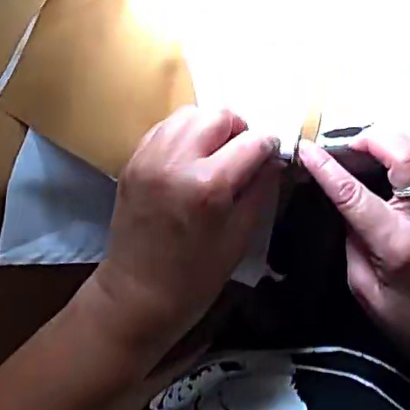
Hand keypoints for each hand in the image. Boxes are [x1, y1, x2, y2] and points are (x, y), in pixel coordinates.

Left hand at [81, 106, 281, 363]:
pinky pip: (165, 127)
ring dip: (210, 126)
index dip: (269, 145)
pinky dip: (184, 133)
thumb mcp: (240, 237)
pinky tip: (191, 157)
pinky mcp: (133, 161)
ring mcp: (150, 158)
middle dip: (239, 130)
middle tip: (243, 154)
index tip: (273, 154)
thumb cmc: (195, 277)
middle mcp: (176, 162)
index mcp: (208, 186)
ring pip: (190, 113)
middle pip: (218, 116)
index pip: (252, 142)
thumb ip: (260, 189)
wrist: (136, 296)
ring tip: (216, 153)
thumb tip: (275, 158)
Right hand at [298, 127, 409, 383]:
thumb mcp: (361, 285)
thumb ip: (351, 236)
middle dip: (375, 138)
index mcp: (396, 244)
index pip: (356, 196)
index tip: (307, 149)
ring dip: (404, 134)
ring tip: (379, 137)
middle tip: (351, 142)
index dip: (328, 168)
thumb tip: (340, 195)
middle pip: (408, 158)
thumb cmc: (406, 316)